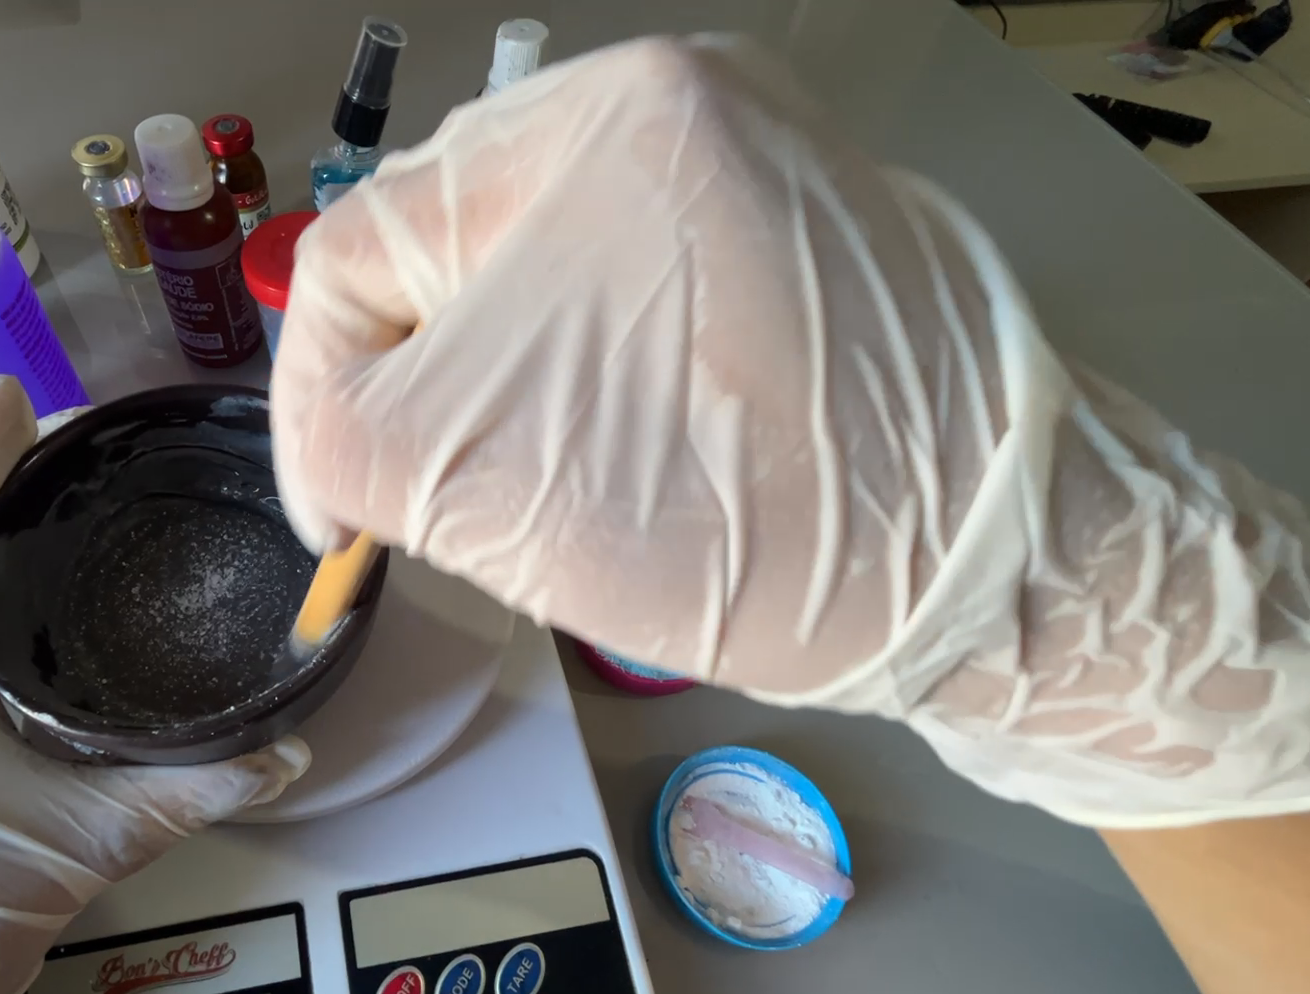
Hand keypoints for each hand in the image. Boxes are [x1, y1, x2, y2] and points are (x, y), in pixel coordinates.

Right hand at [271, 36, 1309, 826]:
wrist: (996, 572)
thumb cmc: (759, 543)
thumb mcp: (508, 506)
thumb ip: (355, 447)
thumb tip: (321, 437)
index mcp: (598, 138)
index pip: (359, 254)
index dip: (313, 394)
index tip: (337, 515)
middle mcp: (659, 105)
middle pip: (430, 249)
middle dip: (405, 383)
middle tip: (429, 489)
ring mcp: (717, 148)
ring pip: (501, 268)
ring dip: (475, 375)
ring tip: (520, 464)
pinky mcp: (753, 211)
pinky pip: (584, 276)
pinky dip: (548, 358)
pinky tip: (586, 424)